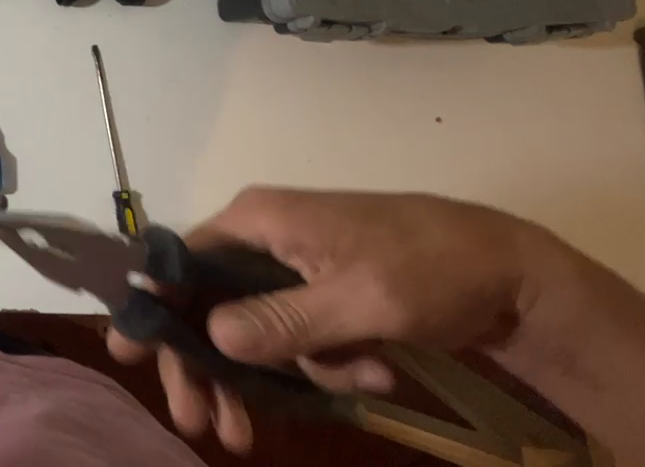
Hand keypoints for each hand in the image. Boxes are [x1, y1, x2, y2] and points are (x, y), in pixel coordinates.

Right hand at [107, 187, 551, 452]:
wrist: (516, 268)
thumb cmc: (430, 268)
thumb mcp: (361, 300)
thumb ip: (285, 319)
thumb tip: (213, 337)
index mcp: (255, 221)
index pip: (180, 261)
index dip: (152, 304)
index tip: (128, 352)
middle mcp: (258, 236)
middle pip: (208, 301)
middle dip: (206, 365)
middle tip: (197, 422)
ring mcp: (288, 263)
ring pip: (252, 325)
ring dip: (277, 374)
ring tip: (276, 424)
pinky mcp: (318, 288)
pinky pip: (296, 330)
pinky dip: (326, 362)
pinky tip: (374, 372)